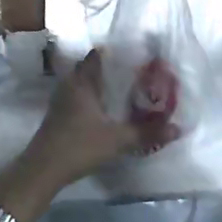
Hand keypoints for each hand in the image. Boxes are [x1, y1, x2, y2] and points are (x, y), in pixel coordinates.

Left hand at [0, 50, 140, 221]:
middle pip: (91, 69)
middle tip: (138, 74)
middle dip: (113, 70)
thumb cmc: (79, 146)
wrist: (42, 169)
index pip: (97, 55)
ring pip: (85, 85)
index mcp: (81, 81)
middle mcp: (69, 85)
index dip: (116, 52)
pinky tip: (109, 111)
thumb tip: (179, 128)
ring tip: (128, 91)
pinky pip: (80, 98)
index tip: (137, 55)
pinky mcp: (58, 115)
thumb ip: (147, 133)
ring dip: (103, 86)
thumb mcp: (117, 140)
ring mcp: (61, 100)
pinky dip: (94, 100)